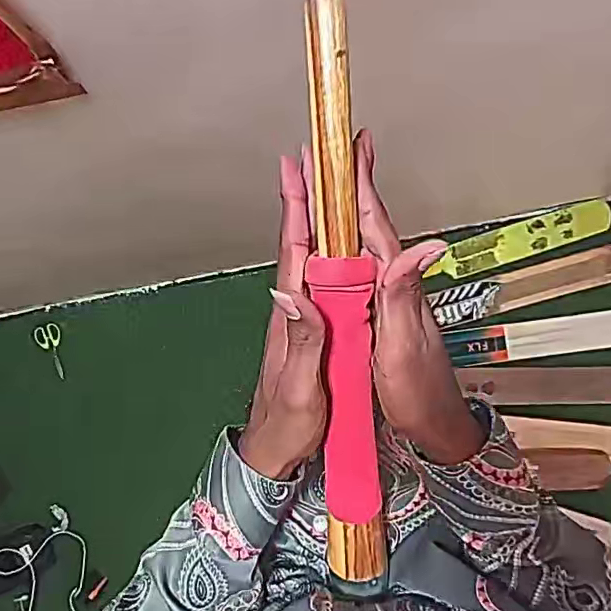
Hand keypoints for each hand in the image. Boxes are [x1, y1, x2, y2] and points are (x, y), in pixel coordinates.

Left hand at [239, 151, 329, 479]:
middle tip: (317, 160)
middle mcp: (294, 309)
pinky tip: (335, 250)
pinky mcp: (312, 332)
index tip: (298, 166)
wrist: (276, 450)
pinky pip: (322, 284)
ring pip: (311, 260)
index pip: (294, 251)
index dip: (297, 208)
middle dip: (308, 199)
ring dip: (317, 222)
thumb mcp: (298, 386)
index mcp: (291, 316)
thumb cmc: (286, 422)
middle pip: (302, 244)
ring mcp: (302, 319)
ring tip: (327, 190)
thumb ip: (302, 340)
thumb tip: (292, 290)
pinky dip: (327, 256)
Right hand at [353, 130, 485, 463]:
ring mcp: (385, 297)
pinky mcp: (378, 312)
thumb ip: (404, 295)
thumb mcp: (406, 346)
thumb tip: (419, 244)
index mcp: (395, 285)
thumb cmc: (419, 391)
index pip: (375, 225)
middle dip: (348, 186)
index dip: (361, 185)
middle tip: (330, 152)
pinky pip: (356, 270)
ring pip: (359, 245)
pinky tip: (334, 244)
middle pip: (365, 225)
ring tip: (327, 184)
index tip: (350, 148)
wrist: (433, 422)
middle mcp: (391, 284)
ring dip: (343, 212)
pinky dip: (342, 248)